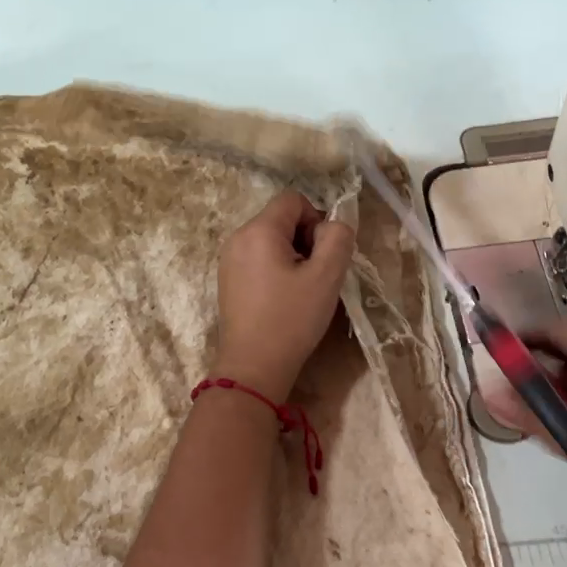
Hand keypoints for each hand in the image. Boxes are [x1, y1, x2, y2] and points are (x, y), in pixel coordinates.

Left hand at [210, 191, 355, 398]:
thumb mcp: (326, 277)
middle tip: (316, 275)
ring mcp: (228, 260)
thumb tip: (333, 224)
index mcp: (258, 230)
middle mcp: (237, 238)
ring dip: (292, 256)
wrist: (253, 366)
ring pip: (270, 240)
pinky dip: (275, 270)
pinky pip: (257, 260)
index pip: (293, 200)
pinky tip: (283, 300)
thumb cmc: (291, 319)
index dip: (316, 219)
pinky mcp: (228, 281)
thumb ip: (338, 238)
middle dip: (304, 239)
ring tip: (300, 290)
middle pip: (280, 219)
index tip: (323, 253)